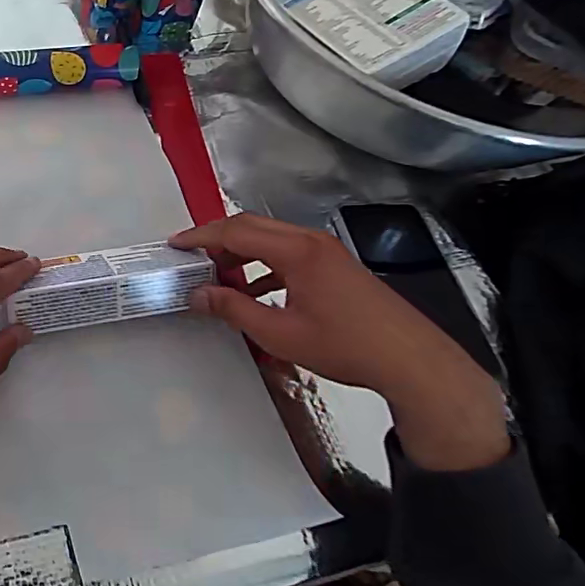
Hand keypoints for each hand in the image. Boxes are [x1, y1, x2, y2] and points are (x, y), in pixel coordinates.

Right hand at [170, 214, 506, 471]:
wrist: (408, 358)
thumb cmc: (345, 345)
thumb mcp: (280, 333)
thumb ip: (234, 309)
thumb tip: (199, 295)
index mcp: (297, 251)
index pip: (237, 231)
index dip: (201, 236)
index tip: (176, 244)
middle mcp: (311, 241)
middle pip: (253, 227)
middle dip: (219, 241)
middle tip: (193, 262)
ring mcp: (327, 251)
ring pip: (272, 240)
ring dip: (243, 254)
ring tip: (219, 280)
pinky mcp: (335, 265)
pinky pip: (290, 254)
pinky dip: (265, 266)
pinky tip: (255, 292)